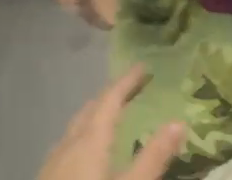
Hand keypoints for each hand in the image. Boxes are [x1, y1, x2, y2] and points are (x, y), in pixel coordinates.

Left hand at [39, 65, 186, 179]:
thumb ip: (153, 157)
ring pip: (74, 128)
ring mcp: (52, 164)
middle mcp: (68, 145)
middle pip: (90, 110)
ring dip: (94, 116)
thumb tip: (179, 121)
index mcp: (90, 141)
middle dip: (111, 95)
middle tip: (132, 87)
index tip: (143, 66)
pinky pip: (65, 145)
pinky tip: (84, 153)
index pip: (110, 100)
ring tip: (110, 115)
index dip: (127, 81)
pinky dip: (81, 136)